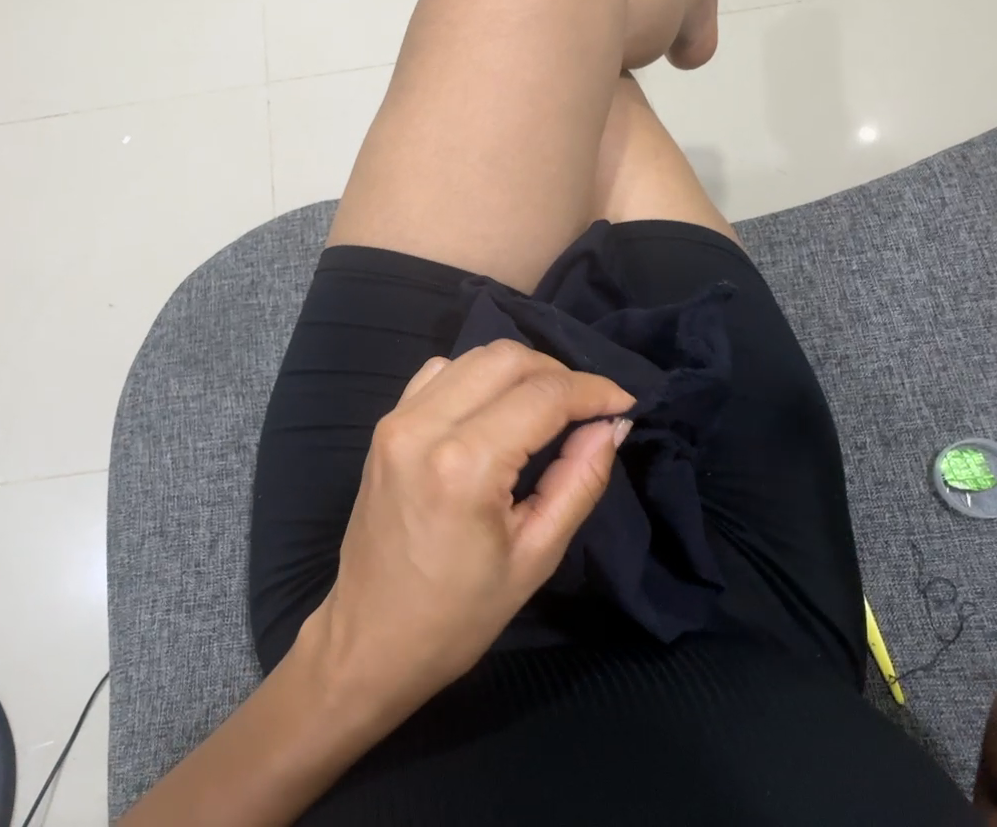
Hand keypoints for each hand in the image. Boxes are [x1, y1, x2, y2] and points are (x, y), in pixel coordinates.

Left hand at [301, 340, 633, 715]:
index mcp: (464, 464)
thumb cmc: (459, 615)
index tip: (625, 403)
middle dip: (559, 372)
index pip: (543, 395)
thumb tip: (611, 426)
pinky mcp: (383, 428)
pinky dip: (477, 377)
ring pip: (471, 357)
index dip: (593, 391)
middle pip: (506, 358)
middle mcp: (423, 426)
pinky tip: (497, 409)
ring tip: (551, 408)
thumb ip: (579, 480)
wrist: (371, 639)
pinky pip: (437, 374)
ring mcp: (395, 422)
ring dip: (519, 370)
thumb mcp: (536, 555)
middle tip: (590, 408)